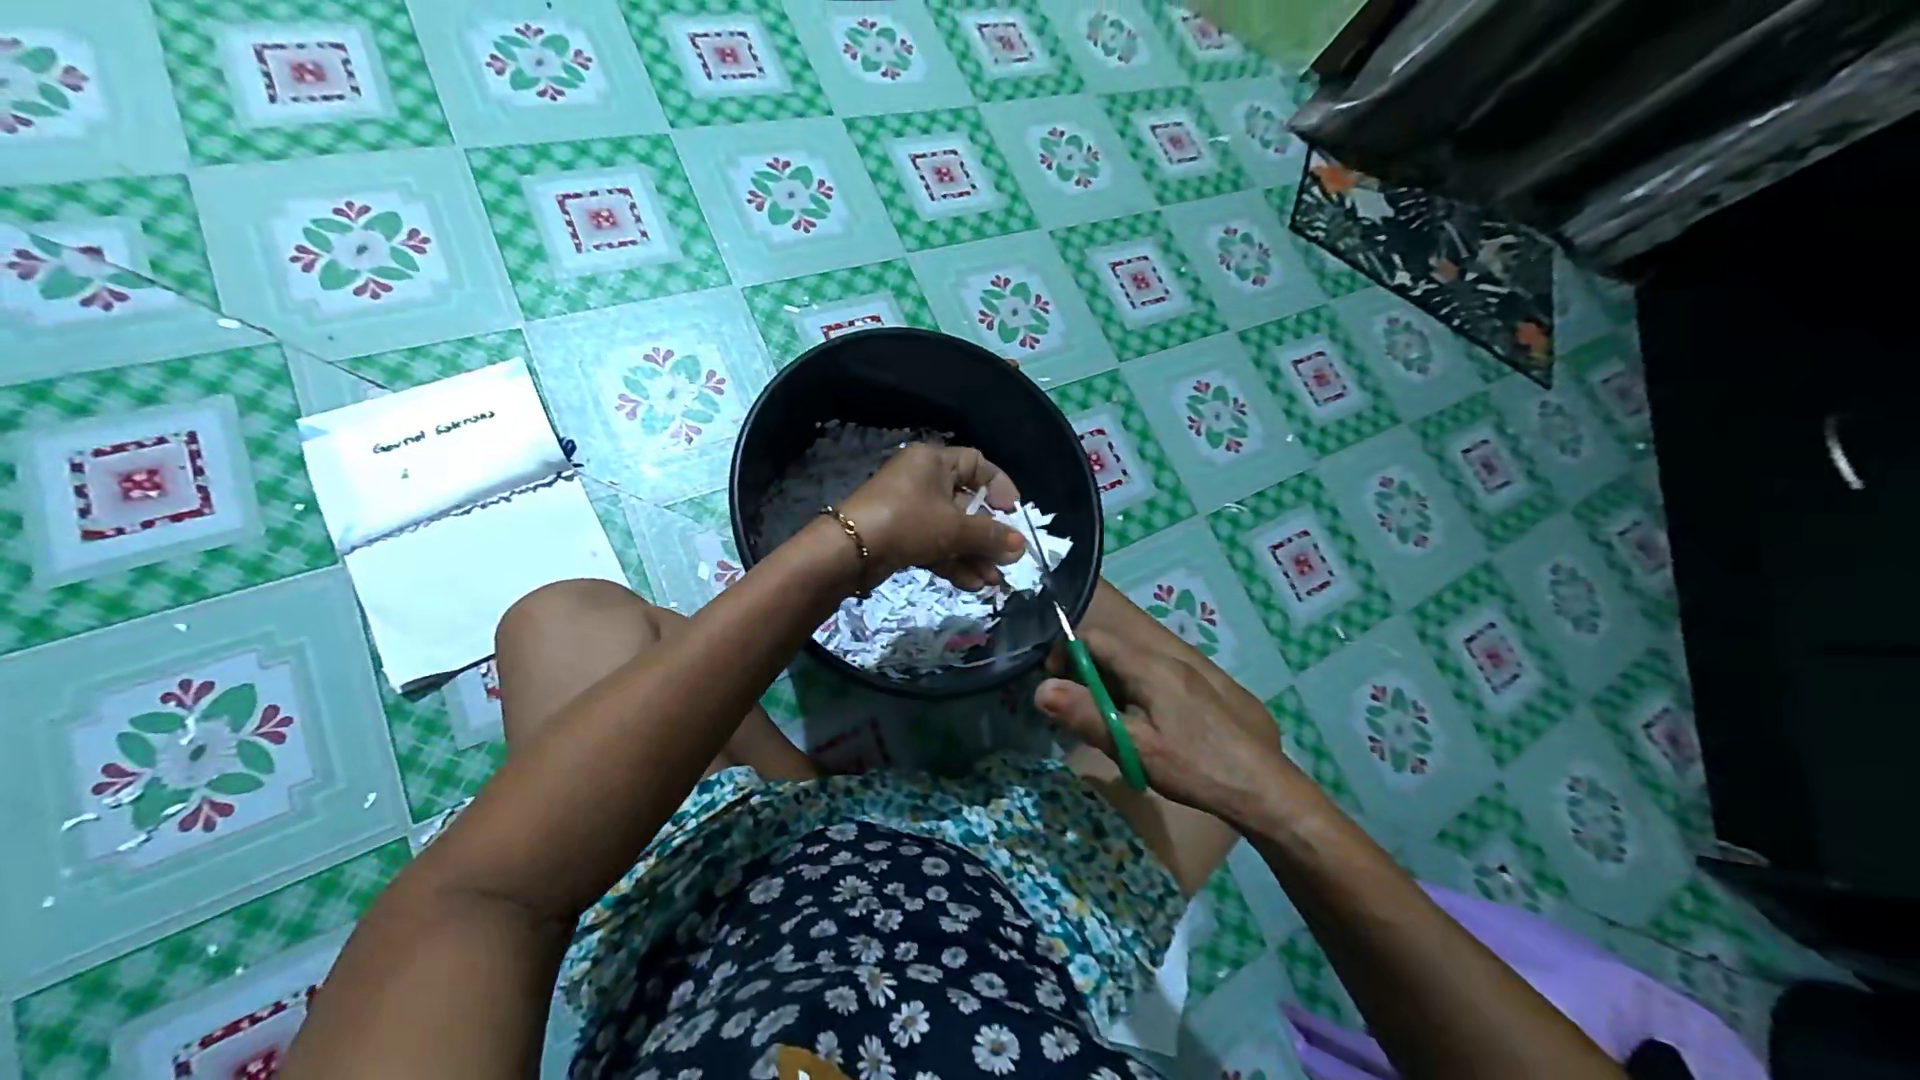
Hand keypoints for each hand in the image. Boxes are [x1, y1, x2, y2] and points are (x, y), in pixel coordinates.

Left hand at [837, 444, 1026, 589]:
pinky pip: (935, 546)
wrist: (850, 551)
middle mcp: (922, 481)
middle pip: (967, 504)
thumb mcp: (955, 528)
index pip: (978, 464)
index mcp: (934, 462)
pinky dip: (953, 563)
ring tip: (993, 582)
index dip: (1000, 488)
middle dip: (988, 536)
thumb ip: (991, 536)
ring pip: (952, 531)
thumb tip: (1020, 546)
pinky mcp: (901, 536)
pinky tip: (972, 585)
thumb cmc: (908, 522)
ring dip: (974, 556)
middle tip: (1007, 559)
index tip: (1015, 514)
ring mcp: (910, 510)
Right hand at [1032, 587, 1304, 825]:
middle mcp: (1170, 659)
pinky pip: (1157, 678)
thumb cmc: (1195, 767)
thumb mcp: (1134, 746)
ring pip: (1135, 666)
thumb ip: (1086, 715)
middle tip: (1077, 713)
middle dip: (1086, 674)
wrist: (1265, 788)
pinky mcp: (1206, 690)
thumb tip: (1041, 689)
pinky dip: (1136, 693)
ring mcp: (1192, 673)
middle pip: (1113, 650)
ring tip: (1107, 725)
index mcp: (1150, 667)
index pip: (1093, 638)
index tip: (1054, 685)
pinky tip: (1143, 728)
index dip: (1065, 654)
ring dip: (1111, 686)